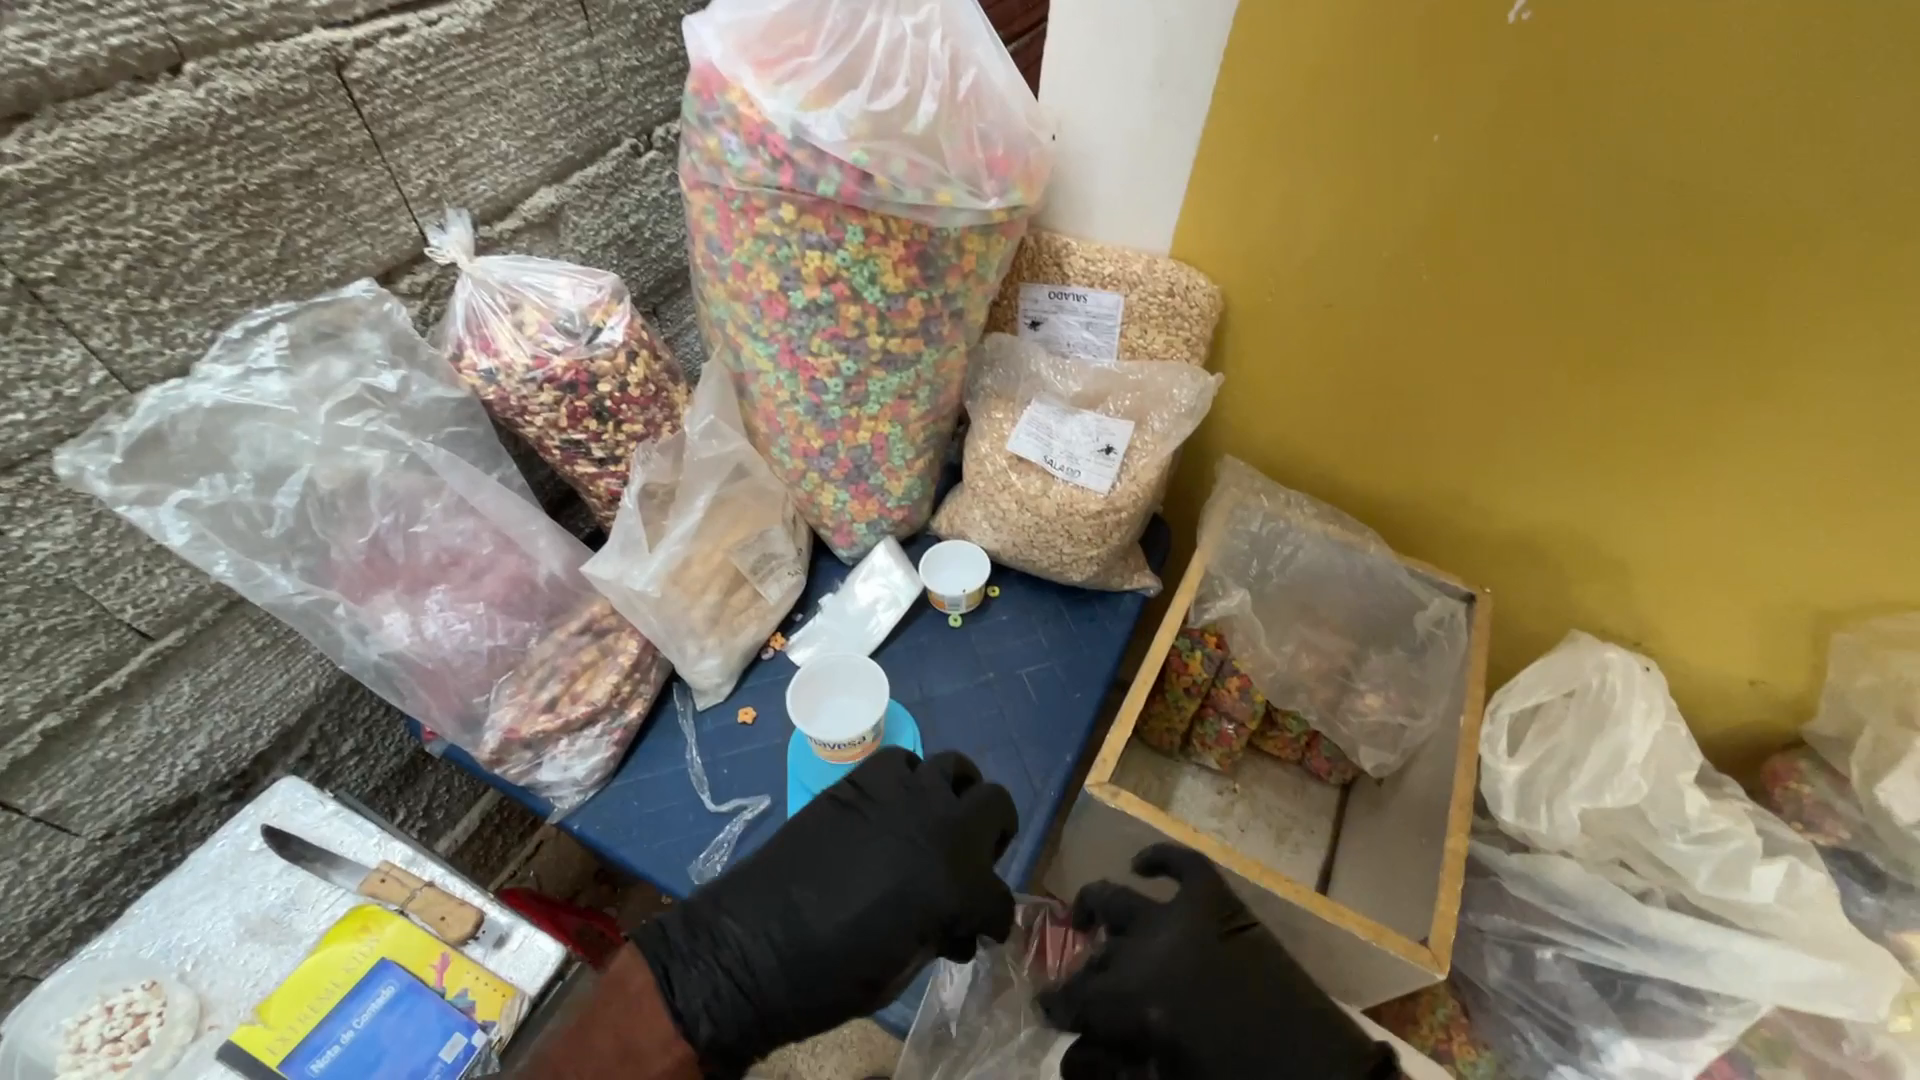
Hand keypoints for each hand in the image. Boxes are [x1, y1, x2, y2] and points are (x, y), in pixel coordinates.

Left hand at [632, 748, 1017, 1076]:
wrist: (756, 943)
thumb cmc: (833, 975)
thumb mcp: (907, 967)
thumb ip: (943, 930)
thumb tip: (954, 922)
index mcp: (959, 884)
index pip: (1001, 898)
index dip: (992, 919)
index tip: (979, 929)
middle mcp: (942, 826)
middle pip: (996, 804)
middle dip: (994, 834)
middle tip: (972, 858)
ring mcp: (902, 794)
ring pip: (954, 767)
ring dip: (955, 793)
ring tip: (938, 817)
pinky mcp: (862, 779)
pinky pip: (902, 761)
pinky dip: (908, 780)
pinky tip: (893, 806)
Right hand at [1039, 844, 1398, 1079]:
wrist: (1323, 1078)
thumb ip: (1117, 1067)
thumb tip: (1078, 1056)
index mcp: (1130, 1004)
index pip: (1070, 999)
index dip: (1055, 1006)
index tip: (1046, 1010)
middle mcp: (1144, 953)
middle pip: (1093, 958)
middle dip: (1078, 973)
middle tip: (1078, 987)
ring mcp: (1181, 920)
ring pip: (1117, 902)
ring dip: (1095, 910)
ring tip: (1086, 918)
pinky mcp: (1218, 902)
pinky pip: (1181, 864)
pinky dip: (1158, 858)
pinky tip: (1141, 865)